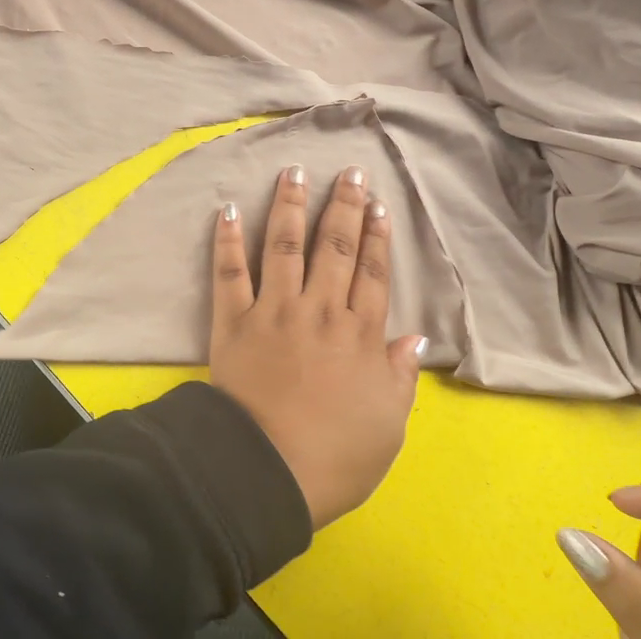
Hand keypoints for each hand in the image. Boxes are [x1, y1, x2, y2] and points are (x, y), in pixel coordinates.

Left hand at [207, 163, 426, 529]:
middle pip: (334, 248)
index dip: (376, 236)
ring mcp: (273, 311)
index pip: (372, 274)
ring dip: (289, 206)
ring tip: (292, 171)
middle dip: (343, 206)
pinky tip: (227, 208)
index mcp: (360, 337)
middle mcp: (319, 312)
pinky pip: (229, 272)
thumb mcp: (388, 424)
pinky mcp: (232, 320)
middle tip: (349, 171)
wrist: (269, 468)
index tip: (378, 204)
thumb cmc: (336, 456)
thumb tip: (414, 336)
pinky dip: (226, 239)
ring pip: (284, 246)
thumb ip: (399, 375)